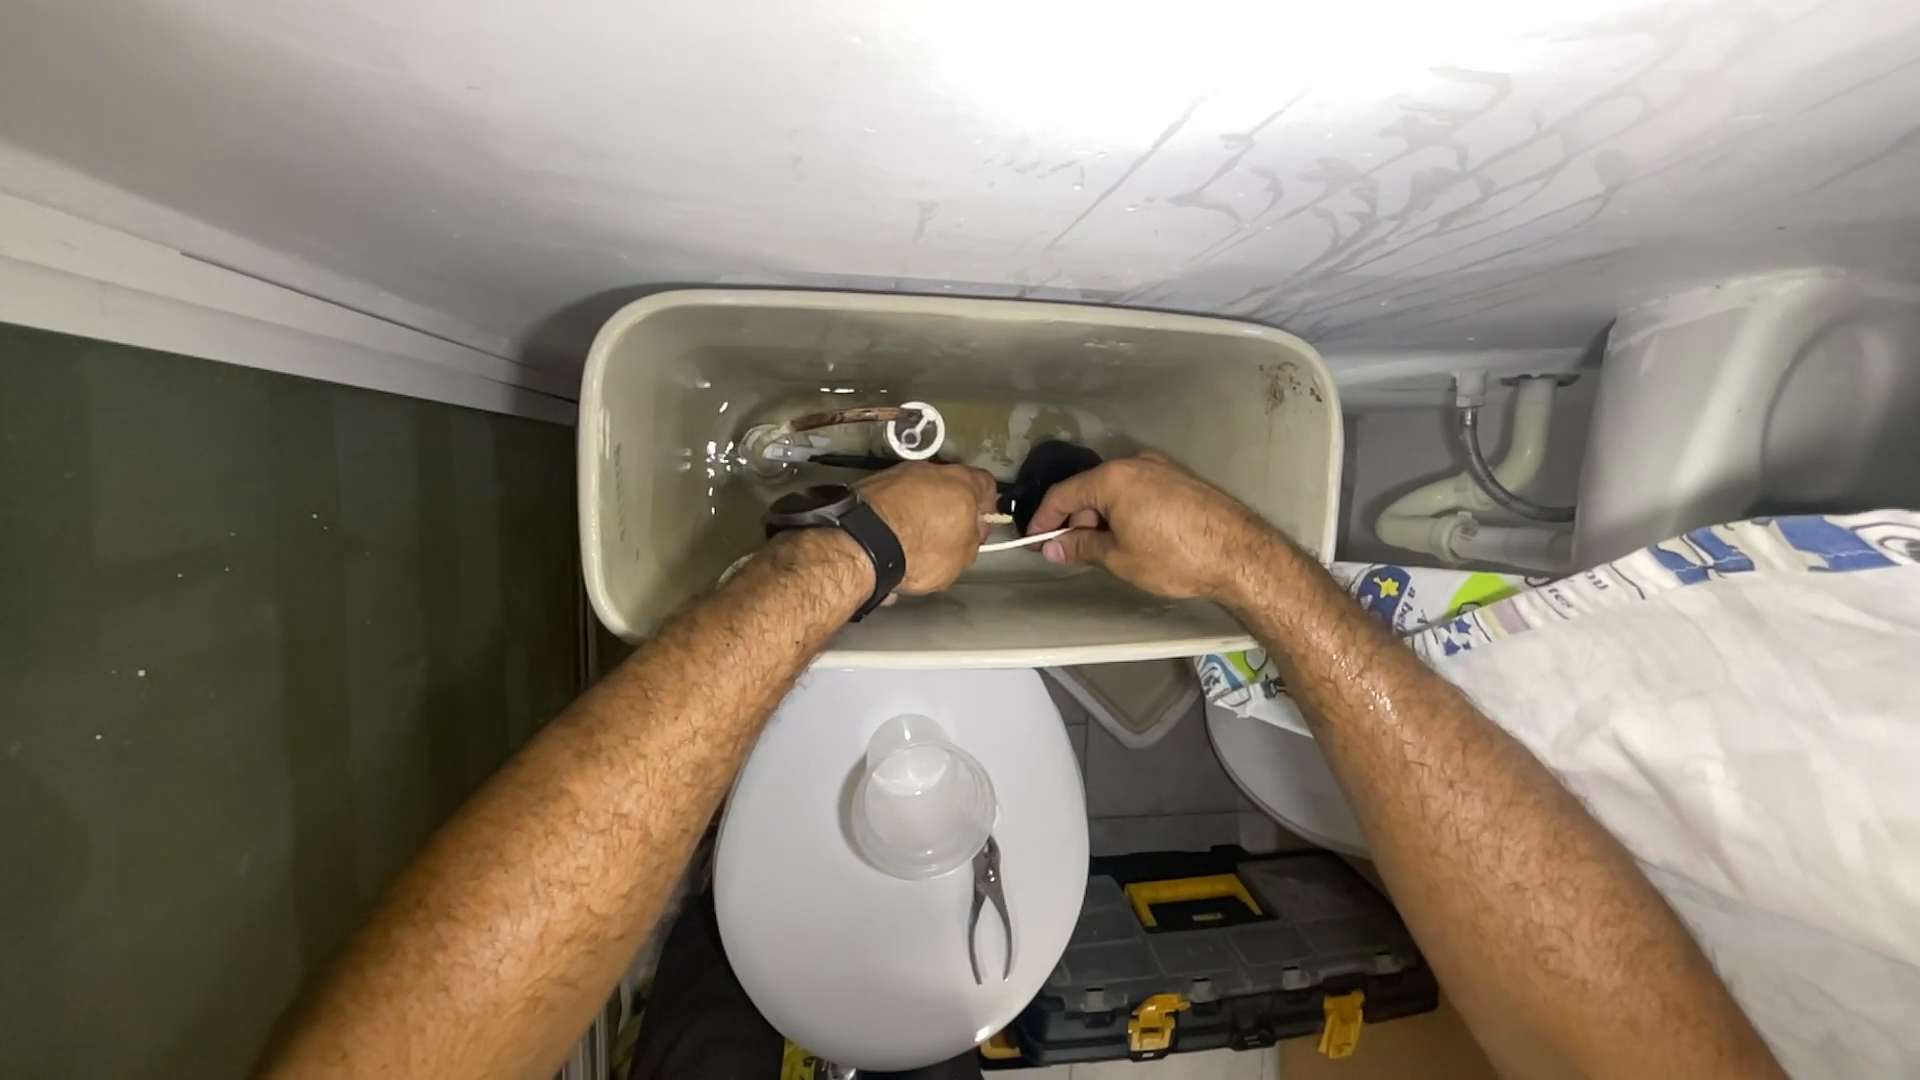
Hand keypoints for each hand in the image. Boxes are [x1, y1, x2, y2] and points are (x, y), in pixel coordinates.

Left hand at [857, 461, 998, 593]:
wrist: (865, 544)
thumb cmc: (916, 548)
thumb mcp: (961, 558)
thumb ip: (971, 540)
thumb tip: (968, 537)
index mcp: (962, 483)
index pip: (986, 485)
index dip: (984, 508)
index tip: (978, 526)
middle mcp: (930, 470)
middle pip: (948, 486)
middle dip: (947, 509)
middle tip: (945, 537)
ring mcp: (898, 475)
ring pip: (917, 492)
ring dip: (917, 512)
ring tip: (911, 543)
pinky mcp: (870, 485)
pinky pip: (890, 500)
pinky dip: (892, 516)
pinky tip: (888, 542)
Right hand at [1025, 451, 1279, 600]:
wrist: (1241, 555)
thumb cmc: (1174, 557)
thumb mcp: (1120, 558)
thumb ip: (1081, 547)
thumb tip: (1052, 547)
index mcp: (1112, 478)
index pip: (1063, 494)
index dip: (1044, 518)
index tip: (1034, 539)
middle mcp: (1135, 463)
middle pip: (1091, 489)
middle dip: (1078, 520)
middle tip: (1076, 551)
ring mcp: (1162, 467)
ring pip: (1117, 489)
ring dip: (1104, 516)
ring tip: (1110, 549)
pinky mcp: (1181, 478)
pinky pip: (1140, 489)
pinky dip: (1127, 509)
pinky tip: (1136, 535)